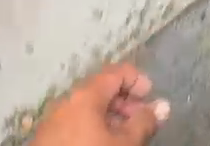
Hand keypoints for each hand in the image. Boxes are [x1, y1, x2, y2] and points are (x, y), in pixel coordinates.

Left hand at [34, 63, 170, 145]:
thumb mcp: (125, 144)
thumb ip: (145, 122)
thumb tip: (163, 106)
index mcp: (85, 94)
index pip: (118, 72)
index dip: (138, 81)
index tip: (151, 100)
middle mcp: (67, 100)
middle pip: (102, 89)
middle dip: (126, 102)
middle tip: (141, 121)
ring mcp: (53, 121)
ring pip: (88, 108)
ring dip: (110, 117)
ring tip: (123, 137)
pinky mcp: (46, 140)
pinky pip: (74, 123)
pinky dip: (92, 127)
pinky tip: (101, 144)